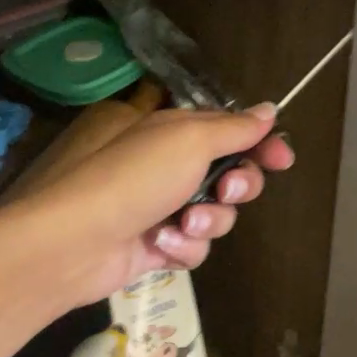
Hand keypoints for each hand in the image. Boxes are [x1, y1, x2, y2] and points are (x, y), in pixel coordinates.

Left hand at [6, 105, 293, 312]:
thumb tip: (269, 110)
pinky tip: (161, 245)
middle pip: (232, 175)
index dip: (262, 144)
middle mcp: (173, 165)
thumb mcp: (190, 139)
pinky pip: (194, 246)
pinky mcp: (157, 245)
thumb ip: (235, 128)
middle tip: (226, 192)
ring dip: (208, 220)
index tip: (282, 159)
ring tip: (182, 223)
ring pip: (218, 215)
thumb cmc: (134, 177)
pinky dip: (183, 246)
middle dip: (237, 187)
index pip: (233, 132)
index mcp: (178, 131)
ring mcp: (164, 207)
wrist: (73, 241)